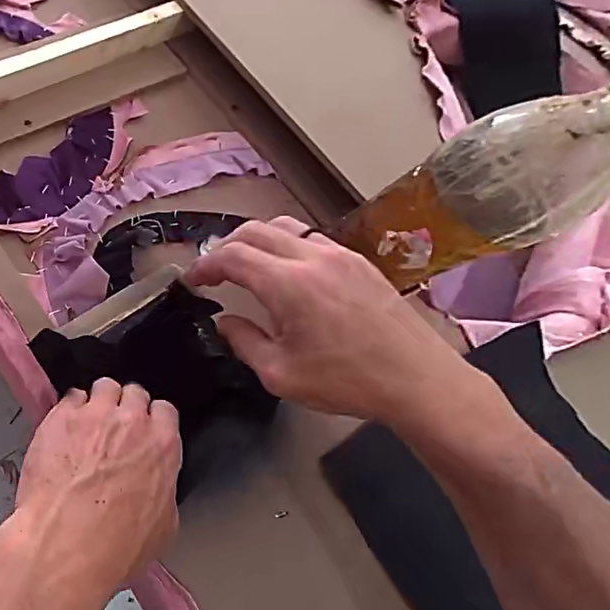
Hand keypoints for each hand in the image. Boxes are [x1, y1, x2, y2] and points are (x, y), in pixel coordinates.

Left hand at [13, 378, 180, 586]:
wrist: (65, 548)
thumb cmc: (112, 545)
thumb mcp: (163, 527)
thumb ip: (164, 491)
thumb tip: (157, 491)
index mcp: (162, 445)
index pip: (165, 411)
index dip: (152, 421)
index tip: (144, 431)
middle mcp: (132, 422)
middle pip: (134, 393)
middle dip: (125, 408)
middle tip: (114, 429)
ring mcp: (95, 416)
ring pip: (104, 387)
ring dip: (98, 402)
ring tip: (88, 423)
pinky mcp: (60, 419)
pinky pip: (69, 397)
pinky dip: (68, 410)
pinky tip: (63, 430)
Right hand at [184, 217, 475, 423]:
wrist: (416, 378)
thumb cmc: (348, 381)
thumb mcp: (281, 374)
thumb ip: (245, 342)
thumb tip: (225, 321)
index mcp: (288, 283)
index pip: (233, 256)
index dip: (205, 265)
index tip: (193, 281)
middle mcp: (313, 257)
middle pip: (256, 230)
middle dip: (227, 245)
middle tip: (215, 271)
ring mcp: (340, 255)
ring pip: (287, 228)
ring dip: (259, 240)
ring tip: (249, 266)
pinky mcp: (359, 262)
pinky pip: (313, 239)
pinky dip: (289, 246)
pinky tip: (290, 273)